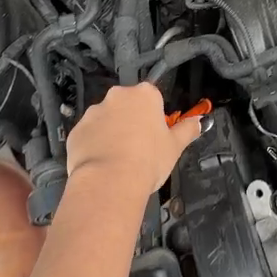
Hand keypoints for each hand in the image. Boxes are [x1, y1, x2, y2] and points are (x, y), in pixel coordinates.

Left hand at [64, 83, 204, 201]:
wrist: (109, 181)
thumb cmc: (148, 161)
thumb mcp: (175, 146)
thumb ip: (188, 130)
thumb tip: (200, 122)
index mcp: (145, 95)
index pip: (152, 97)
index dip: (154, 117)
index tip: (154, 135)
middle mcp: (117, 96)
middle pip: (127, 105)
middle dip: (131, 121)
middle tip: (137, 147)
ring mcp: (94, 112)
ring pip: (106, 119)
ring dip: (111, 132)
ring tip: (118, 159)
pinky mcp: (77, 130)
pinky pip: (88, 135)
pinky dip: (94, 145)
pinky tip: (101, 164)